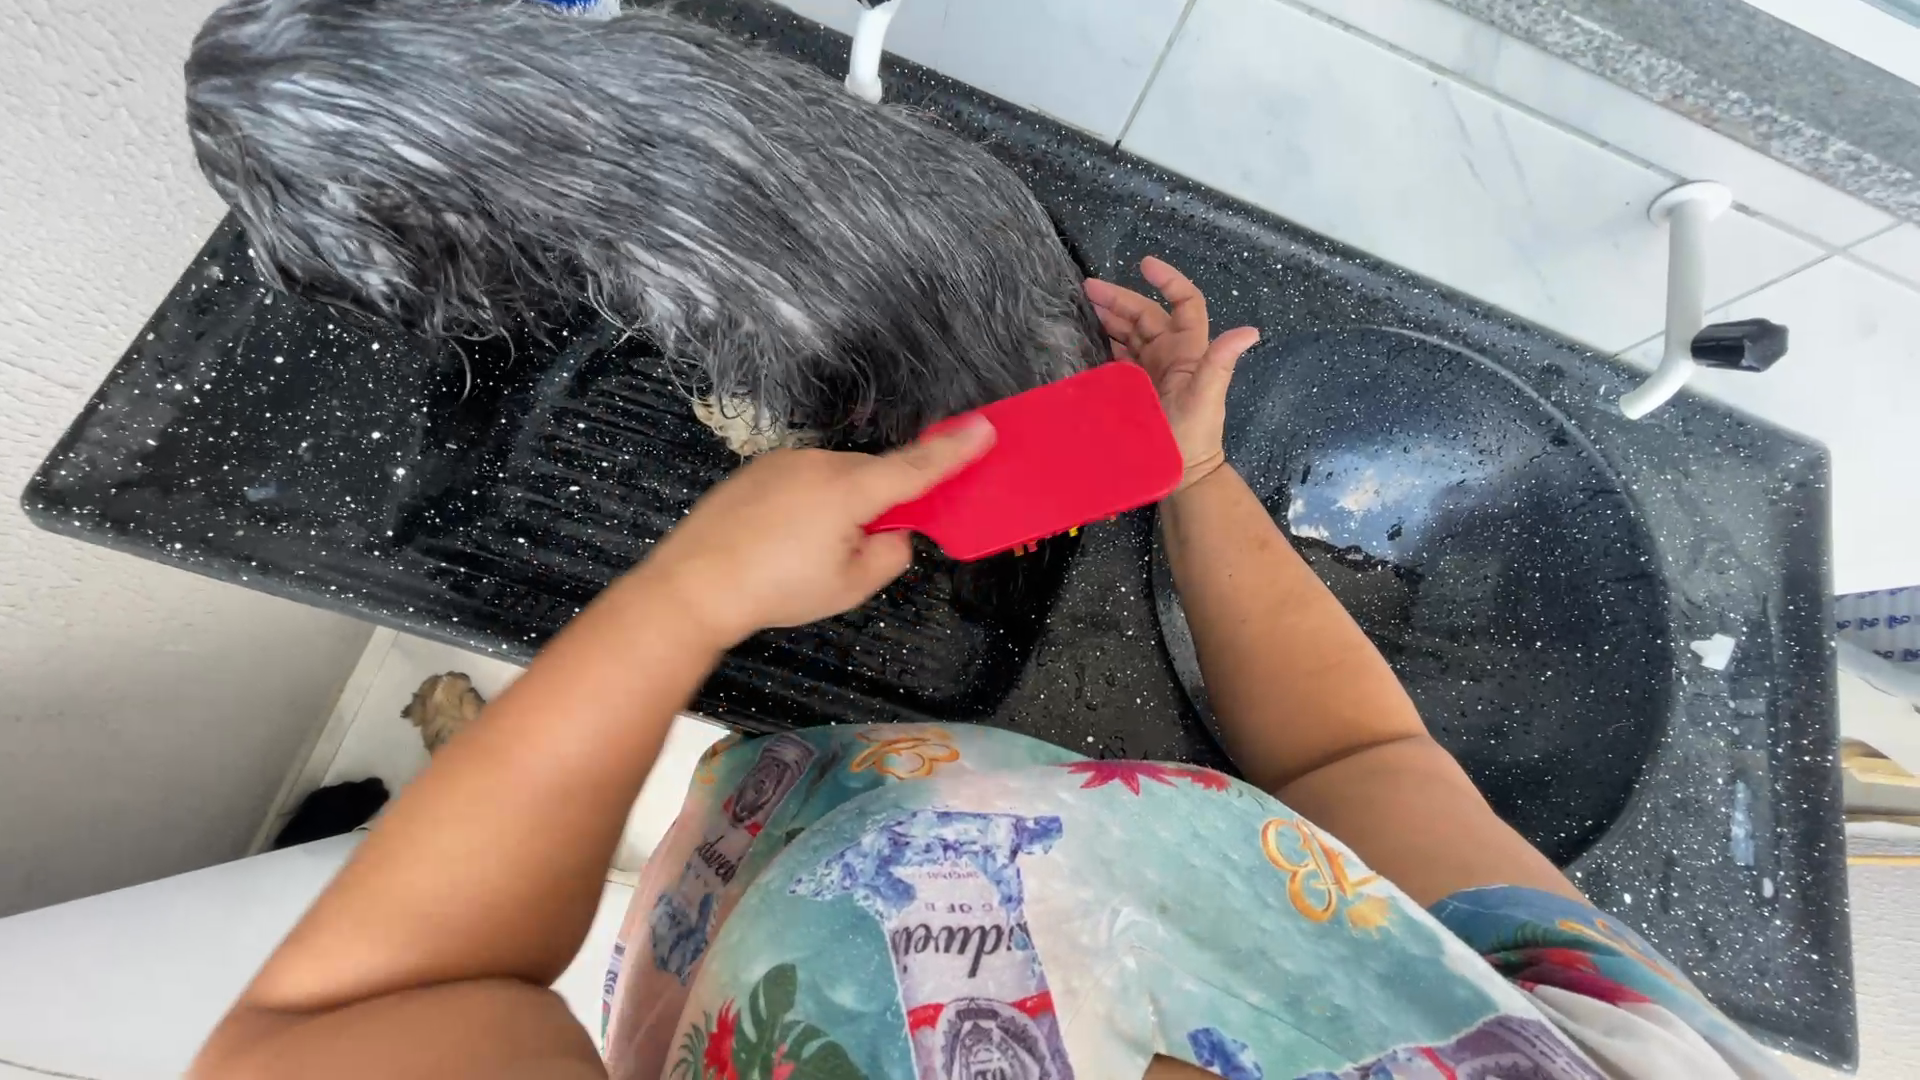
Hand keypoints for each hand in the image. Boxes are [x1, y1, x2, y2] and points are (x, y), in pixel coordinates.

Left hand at [628, 419, 994, 647]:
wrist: (694, 585)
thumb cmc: (776, 589)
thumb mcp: (850, 587)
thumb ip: (891, 554)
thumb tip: (895, 533)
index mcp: (849, 491)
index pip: (915, 469)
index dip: (954, 451)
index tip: (984, 428)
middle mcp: (820, 464)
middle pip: (874, 476)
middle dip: (879, 504)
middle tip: (857, 547)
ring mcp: (785, 462)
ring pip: (838, 478)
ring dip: (842, 504)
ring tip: (807, 551)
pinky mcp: (759, 468)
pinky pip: (805, 479)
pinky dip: (810, 502)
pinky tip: (783, 538)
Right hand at [1084, 257, 1259, 492]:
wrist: (1181, 473)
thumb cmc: (1194, 435)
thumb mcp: (1206, 398)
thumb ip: (1220, 363)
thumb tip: (1251, 331)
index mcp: (1189, 351)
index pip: (1184, 303)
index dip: (1168, 280)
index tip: (1143, 264)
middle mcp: (1170, 355)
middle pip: (1146, 316)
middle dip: (1119, 299)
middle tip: (1087, 289)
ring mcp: (1151, 372)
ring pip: (1130, 334)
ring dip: (1109, 317)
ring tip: (1081, 306)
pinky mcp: (1134, 389)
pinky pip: (1118, 358)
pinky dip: (1104, 344)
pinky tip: (1086, 337)